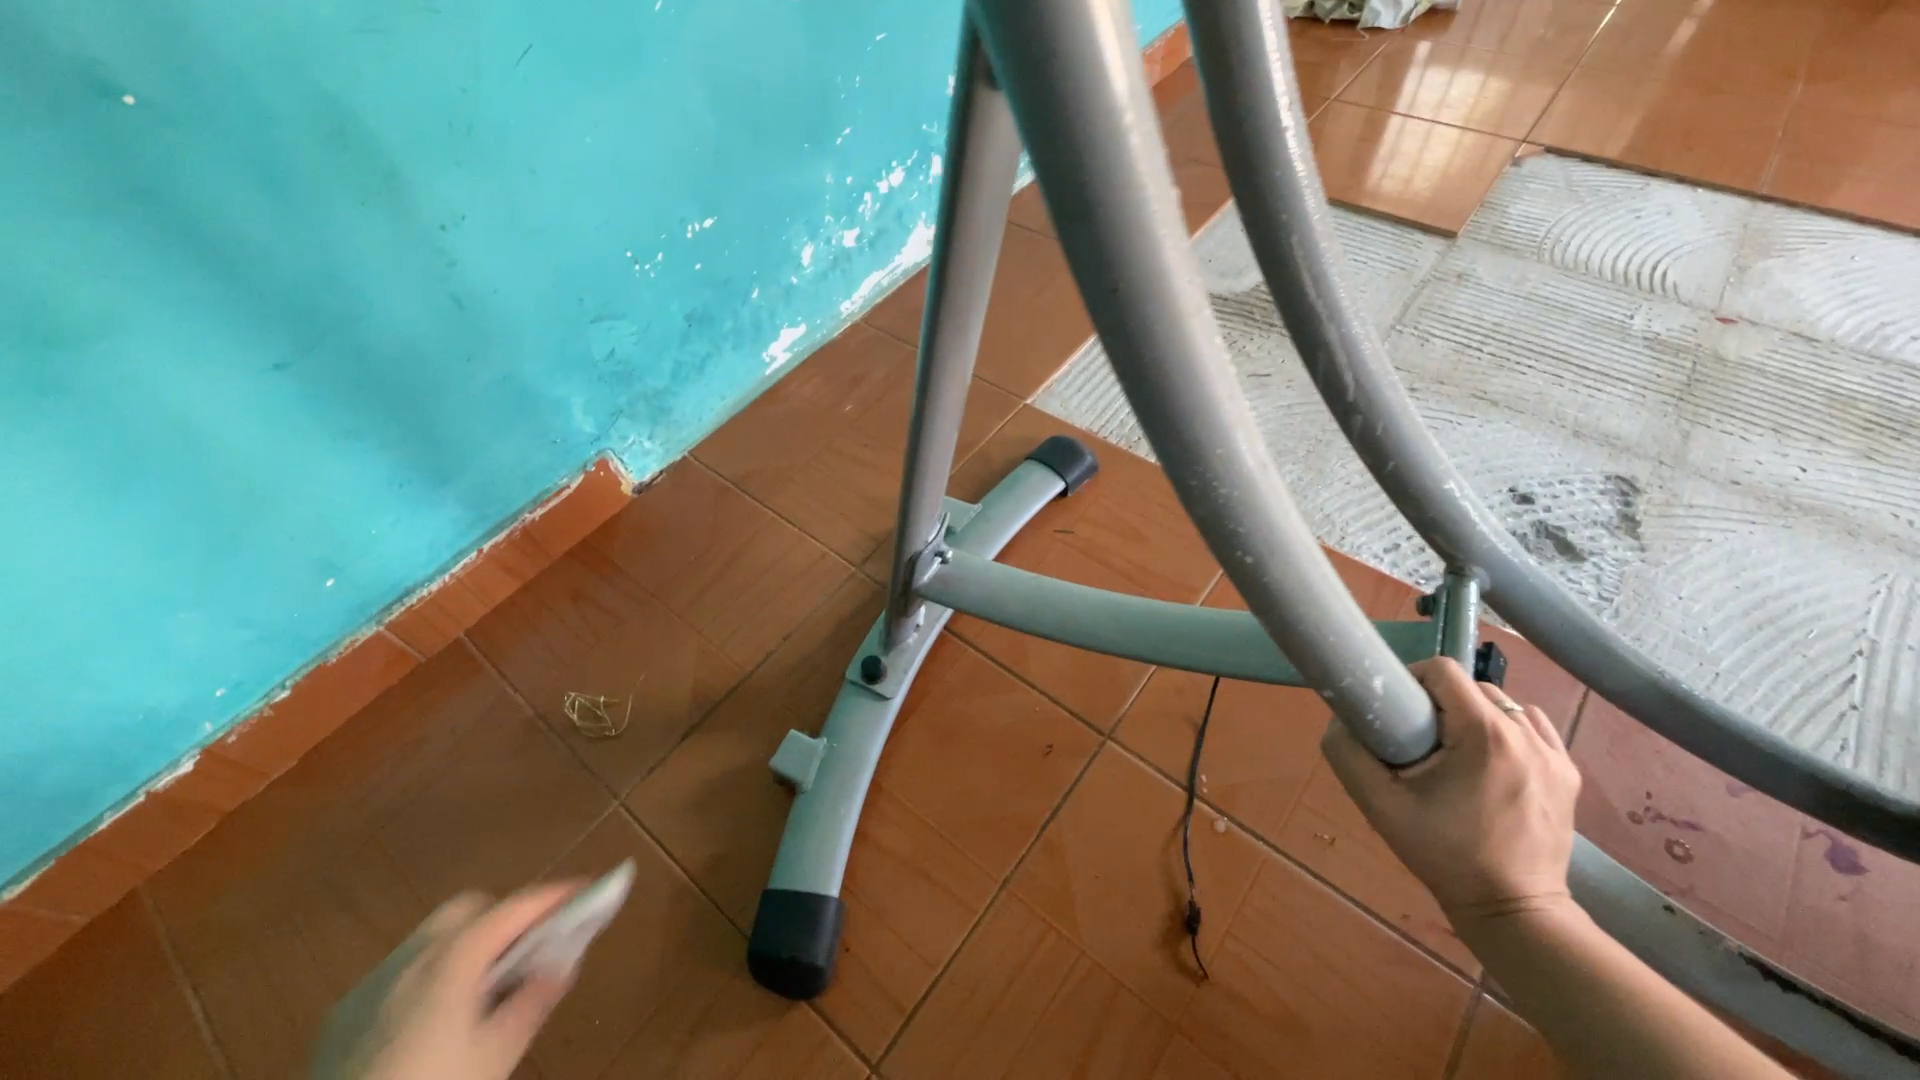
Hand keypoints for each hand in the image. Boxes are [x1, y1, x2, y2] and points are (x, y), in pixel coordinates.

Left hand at [310, 883, 582, 1079]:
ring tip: (489, 981)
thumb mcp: (498, 1053)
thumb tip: (563, 963)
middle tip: (533, 943)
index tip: (584, 892)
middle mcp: (409, 959)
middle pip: (465, 910)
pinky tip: (437, 1014)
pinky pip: (400, 970)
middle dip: (504, 915)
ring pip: (429, 937)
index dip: (552, 897)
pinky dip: (432, 970)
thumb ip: (534, 1000)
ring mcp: (371, 983)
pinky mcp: (344, 1013)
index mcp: (451, 962)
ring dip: (467, 941)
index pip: (512, 909)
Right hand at [1320, 657, 1579, 927]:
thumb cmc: (1443, 855)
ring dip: (1474, 716)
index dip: (1412, 680)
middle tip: (1418, 739)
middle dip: (1441, 703)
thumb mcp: (1380, 806)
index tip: (1397, 711)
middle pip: (1474, 687)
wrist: (1511, 909)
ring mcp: (1555, 755)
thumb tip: (1338, 721)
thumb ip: (1348, 755)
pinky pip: (1535, 729)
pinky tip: (1489, 761)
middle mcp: (1526, 735)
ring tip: (1454, 754)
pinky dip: (1509, 731)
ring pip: (1505, 706)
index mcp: (1484, 734)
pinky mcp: (1569, 775)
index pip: (1444, 671)